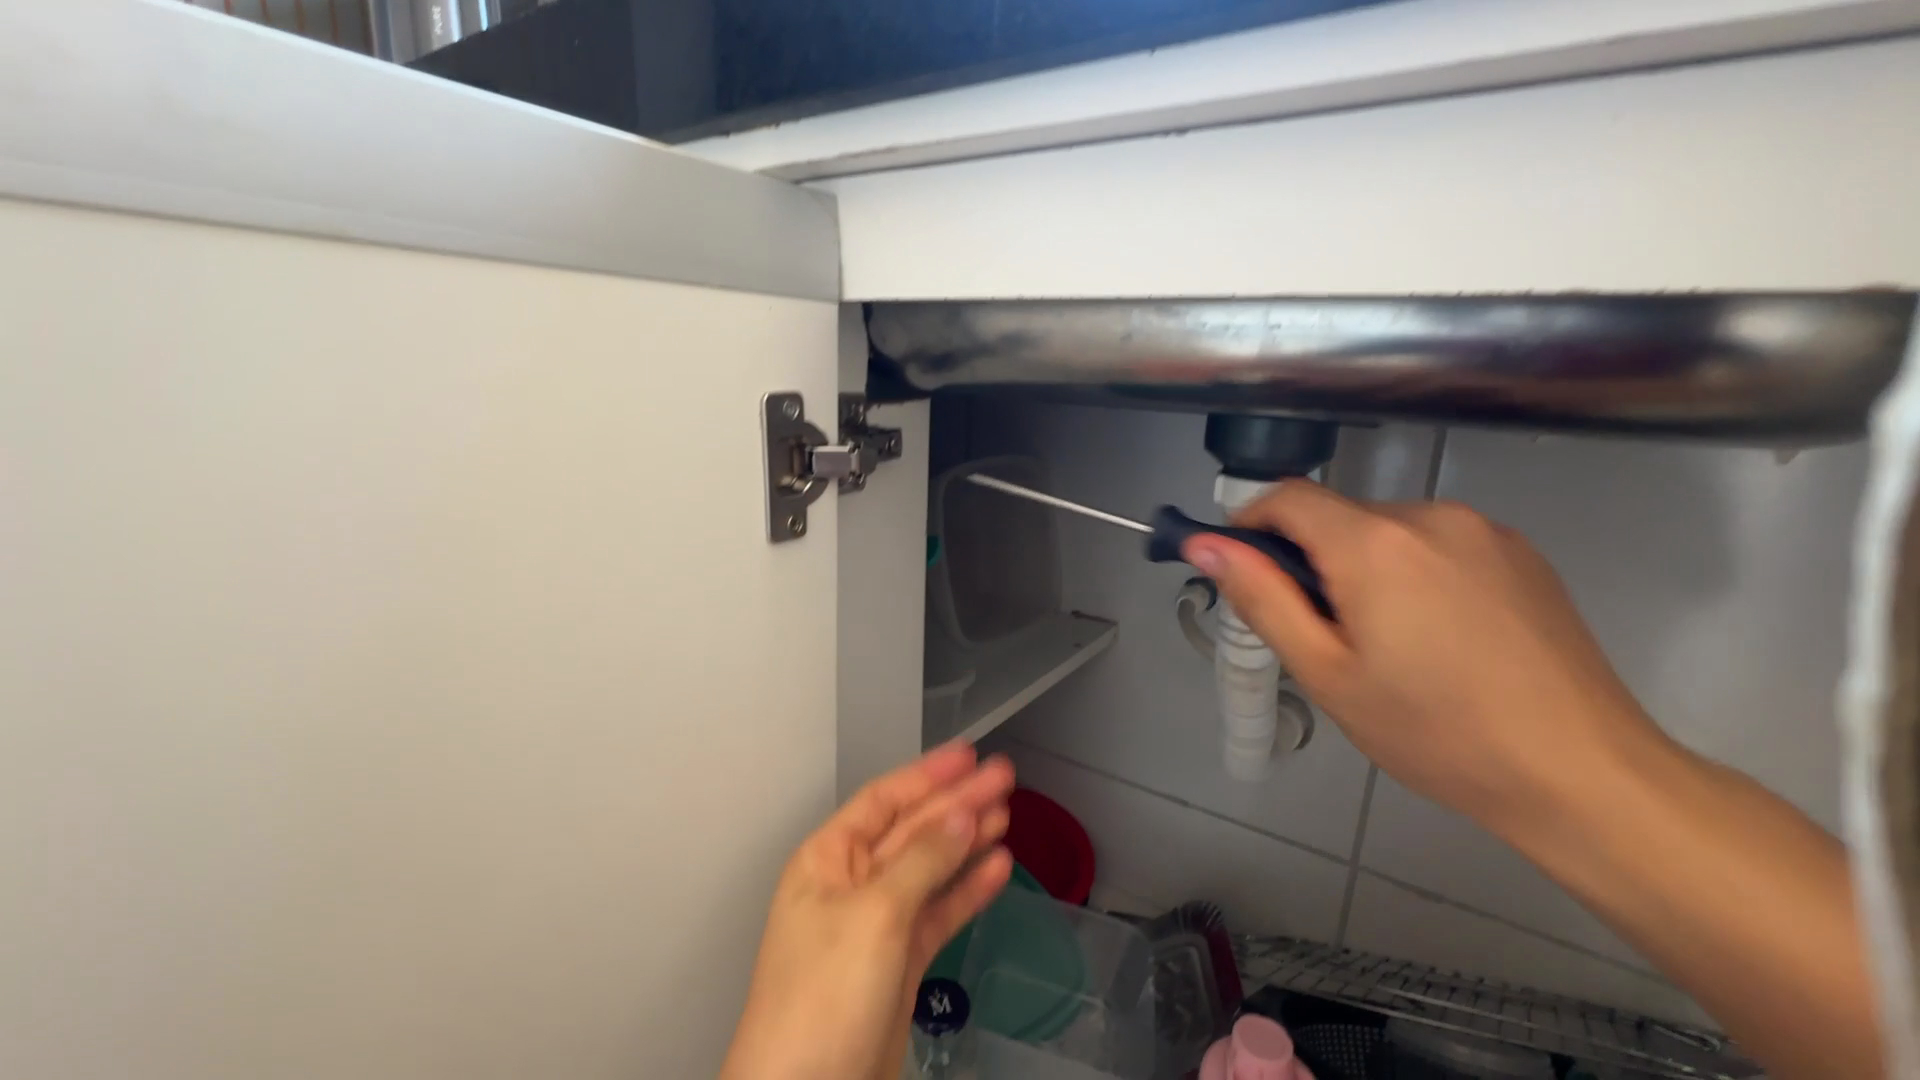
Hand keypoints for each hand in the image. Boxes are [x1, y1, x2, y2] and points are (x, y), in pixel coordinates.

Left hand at [720, 743, 1014, 1079]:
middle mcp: (852, 883)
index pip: (885, 799)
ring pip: (931, 868)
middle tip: (1004, 776)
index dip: (929, 774)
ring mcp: (878, 923)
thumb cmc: (822, 997)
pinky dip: (968, 891)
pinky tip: (997, 869)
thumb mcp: (874, 915)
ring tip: (1007, 814)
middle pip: (913, 829)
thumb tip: (963, 816)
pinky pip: (939, 912)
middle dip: (958, 802)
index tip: (970, 754)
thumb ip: (922, 861)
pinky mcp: (900, 961)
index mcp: (829, 860)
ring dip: (968, 841)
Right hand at [1183, 479, 1657, 830]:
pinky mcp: (1521, 553)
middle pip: (1340, 517)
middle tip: (1324, 638)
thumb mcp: (1328, 673)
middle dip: (1314, 561)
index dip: (1252, 525)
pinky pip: (1439, 545)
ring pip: (1390, 532)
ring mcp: (1484, 530)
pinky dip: (1416, 573)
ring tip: (1390, 646)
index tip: (1247, 576)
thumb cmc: (1435, 732)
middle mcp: (1430, 516)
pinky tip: (1442, 638)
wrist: (1580, 772)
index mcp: (1374, 543)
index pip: (1287, 497)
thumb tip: (1205, 544)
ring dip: (1366, 568)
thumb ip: (1262, 598)